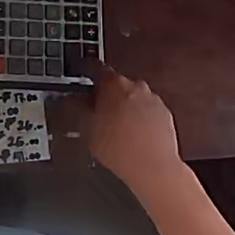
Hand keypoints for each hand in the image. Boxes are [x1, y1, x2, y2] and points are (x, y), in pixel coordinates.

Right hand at [87, 65, 183, 191]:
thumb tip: (70, 99)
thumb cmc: (120, 148)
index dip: (85, 69)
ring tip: (114, 130)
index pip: (95, 67)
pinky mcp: (164, 114)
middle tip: (95, 113)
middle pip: (114, 83)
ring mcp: (152, 99)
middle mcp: (135, 86)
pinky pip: (146, 110)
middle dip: (104, 95)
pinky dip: (138, 118)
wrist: (153, 167)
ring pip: (131, 97)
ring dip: (123, 107)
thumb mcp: (86, 127)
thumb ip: (76, 107)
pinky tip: (131, 135)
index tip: (81, 72)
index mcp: (113, 83)